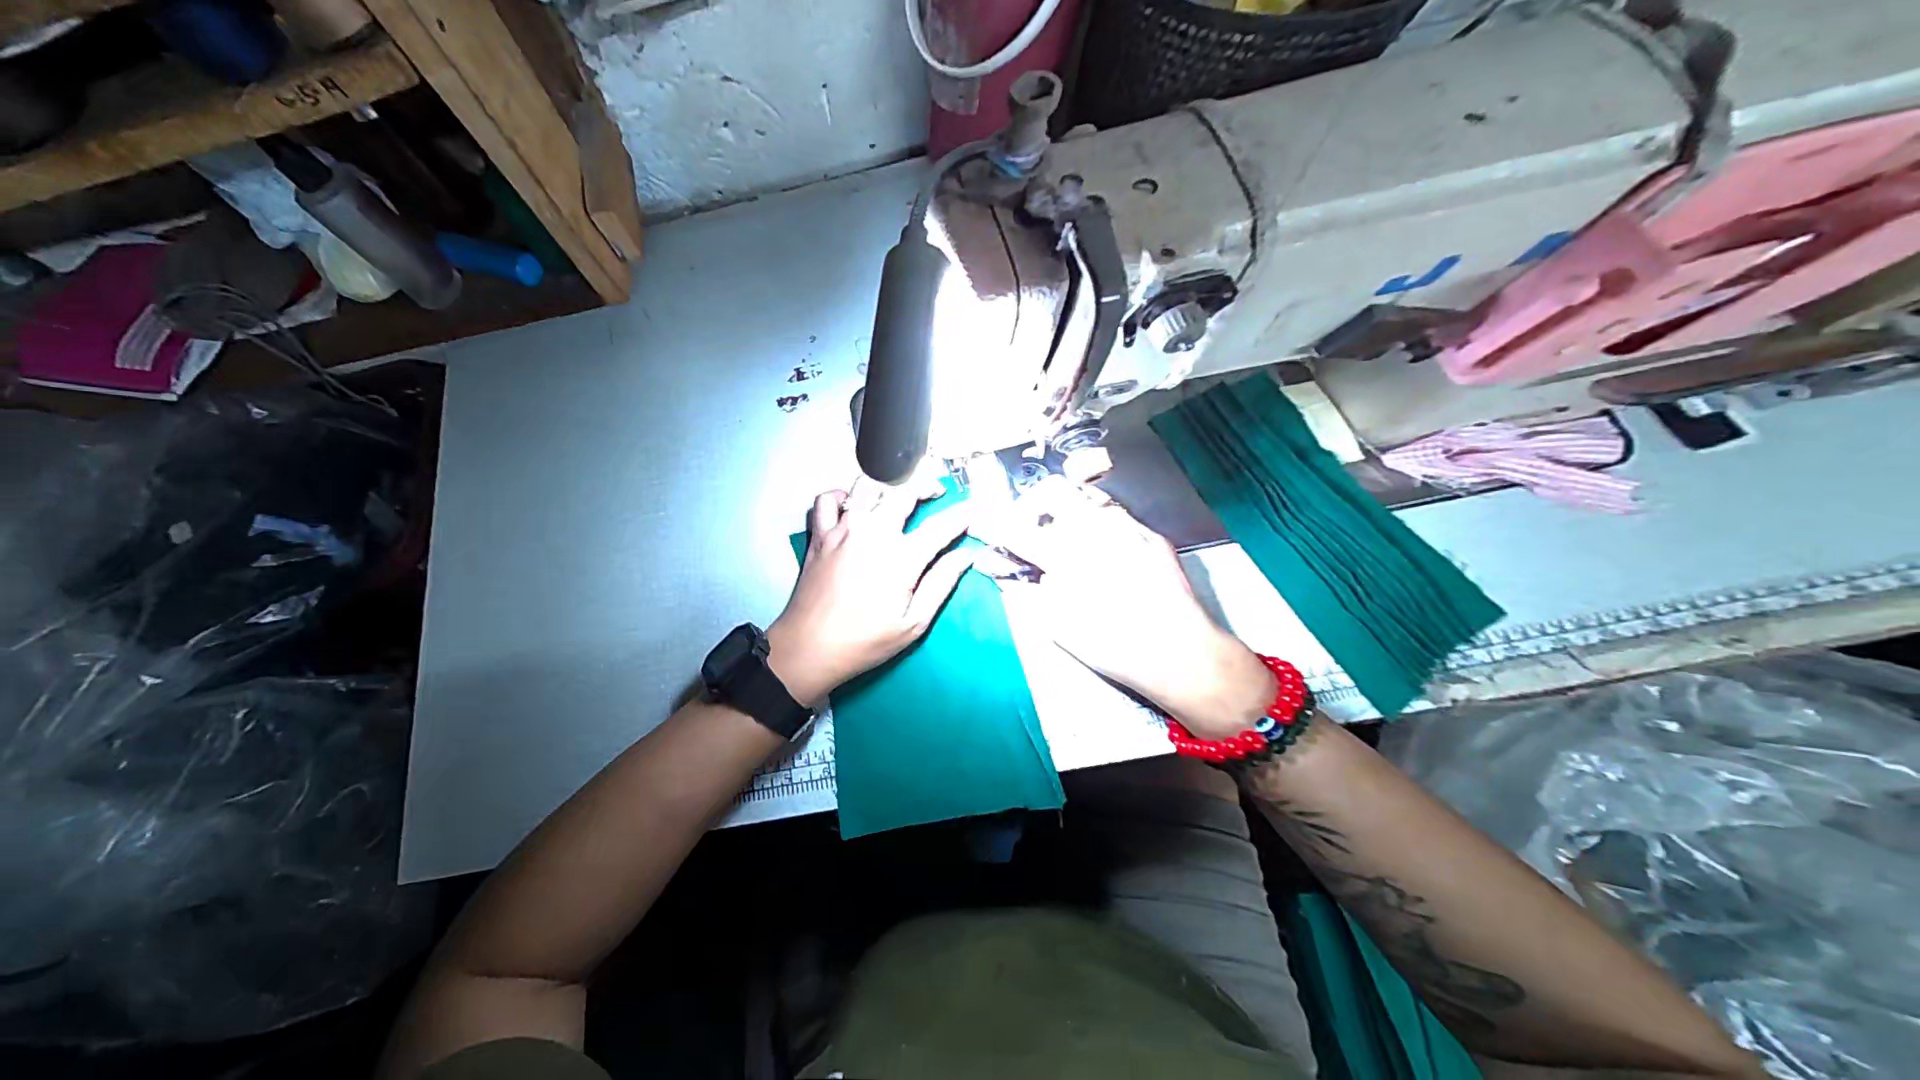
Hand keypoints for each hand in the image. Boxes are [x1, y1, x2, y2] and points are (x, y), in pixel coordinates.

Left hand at [766, 472, 975, 705]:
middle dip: (927, 485)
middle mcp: (872, 534)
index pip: (941, 527)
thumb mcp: (913, 624)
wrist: (808, 648)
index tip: (974, 509)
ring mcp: (842, 530)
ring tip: (896, 494)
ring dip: (887, 485)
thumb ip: (941, 584)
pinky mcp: (819, 535)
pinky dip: (840, 496)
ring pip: (866, 485)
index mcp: (901, 558)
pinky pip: (827, 500)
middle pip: (904, 492)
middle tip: (937, 492)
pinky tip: (850, 506)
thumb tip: (965, 557)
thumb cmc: (864, 642)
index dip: (962, 515)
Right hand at [974, 478, 1272, 737]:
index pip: (1017, 528)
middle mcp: (1095, 529)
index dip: (994, 526)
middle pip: (1052, 491)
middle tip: (1028, 527)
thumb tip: (998, 567)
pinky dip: (1097, 523)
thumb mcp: (1056, 624)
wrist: (1182, 653)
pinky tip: (1099, 548)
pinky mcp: (1150, 535)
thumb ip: (1025, 588)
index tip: (984, 525)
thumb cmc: (1113, 646)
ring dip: (1066, 510)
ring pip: (1087, 497)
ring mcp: (1127, 527)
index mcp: (1065, 555)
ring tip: (1063, 536)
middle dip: (1032, 504)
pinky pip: (1116, 515)